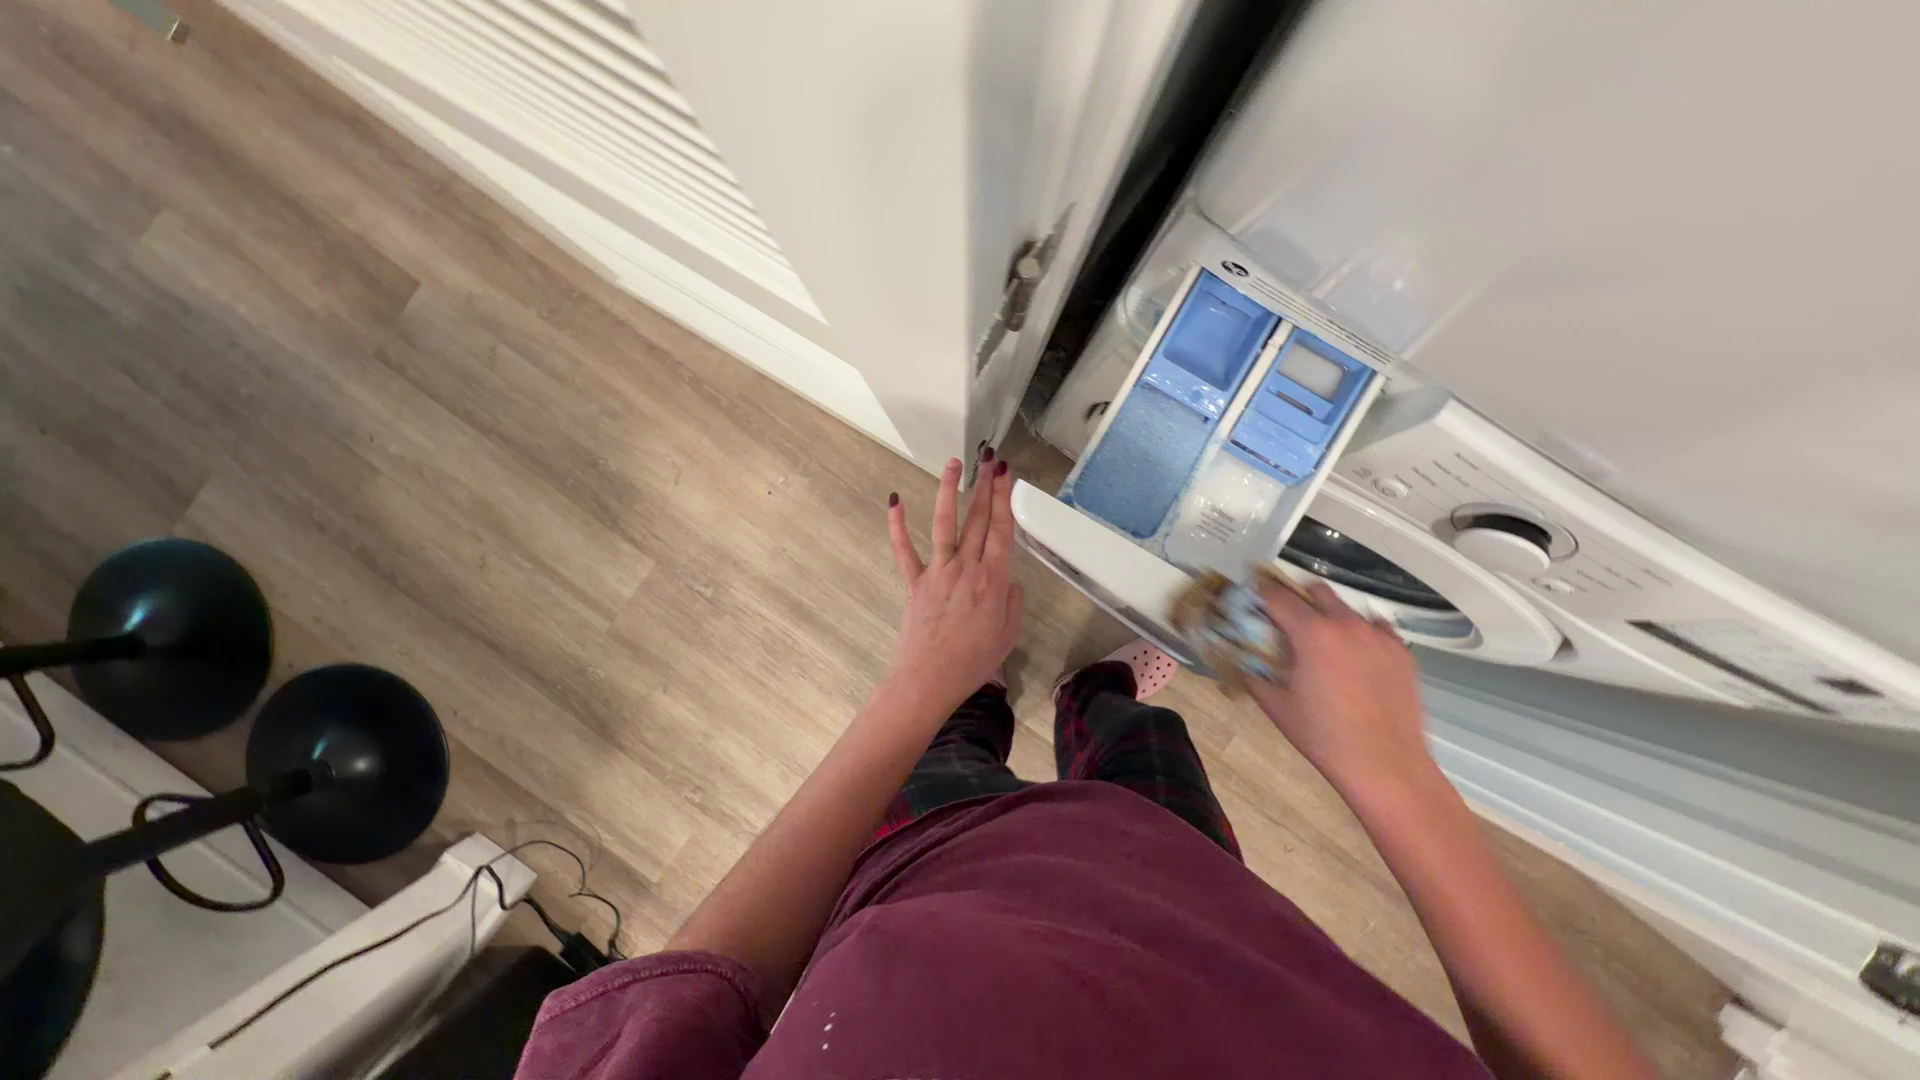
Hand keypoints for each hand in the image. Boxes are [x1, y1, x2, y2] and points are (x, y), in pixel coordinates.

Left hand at [882, 454, 1023, 713]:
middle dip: (985, 484)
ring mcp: (938, 572)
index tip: (1006, 473)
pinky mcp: (915, 582)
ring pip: (944, 523)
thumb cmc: (974, 661)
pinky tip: (895, 499)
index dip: (1005, 497)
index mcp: (994, 579)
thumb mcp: (1008, 634)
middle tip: (990, 456)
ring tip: (955, 464)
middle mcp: (966, 568)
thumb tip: (1010, 581)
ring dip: (949, 491)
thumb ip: (1013, 602)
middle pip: (978, 519)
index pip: (1002, 529)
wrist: (930, 679)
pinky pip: (904, 550)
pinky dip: (898, 525)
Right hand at [1246, 579, 1433, 796]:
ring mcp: (1379, 636)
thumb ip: (1254, 675)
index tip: (1252, 601)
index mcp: (1312, 633)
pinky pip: (1377, 629)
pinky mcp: (1402, 652)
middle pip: (1316, 591)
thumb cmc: (1323, 737)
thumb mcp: (1276, 706)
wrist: (1385, 764)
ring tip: (1325, 646)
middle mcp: (1347, 624)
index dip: (1260, 595)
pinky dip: (1361, 635)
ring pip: (1348, 609)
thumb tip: (1241, 659)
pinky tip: (1356, 660)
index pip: (1277, 596)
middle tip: (1288, 623)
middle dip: (1298, 599)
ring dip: (1330, 617)